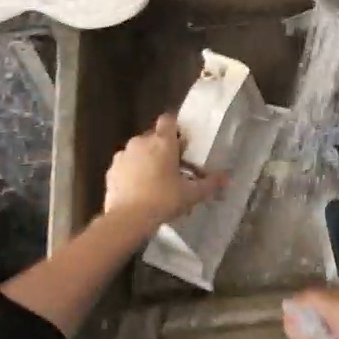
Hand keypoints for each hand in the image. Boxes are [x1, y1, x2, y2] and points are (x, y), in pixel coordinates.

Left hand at [103, 114, 227, 225]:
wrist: (128, 219)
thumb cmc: (164, 200)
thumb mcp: (192, 194)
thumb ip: (210, 184)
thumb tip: (227, 178)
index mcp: (162, 142)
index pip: (168, 119)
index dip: (176, 129)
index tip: (183, 144)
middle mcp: (141, 142)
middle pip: (154, 137)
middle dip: (163, 149)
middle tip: (174, 169)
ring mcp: (123, 155)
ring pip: (138, 151)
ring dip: (147, 160)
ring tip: (155, 182)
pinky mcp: (111, 170)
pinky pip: (126, 166)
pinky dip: (132, 173)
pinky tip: (139, 190)